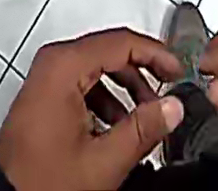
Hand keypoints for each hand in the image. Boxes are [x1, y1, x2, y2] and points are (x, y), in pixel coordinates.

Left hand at [0, 28, 185, 190]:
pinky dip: (107, 97)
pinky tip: (118, 127)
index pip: (123, 42)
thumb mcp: (101, 162)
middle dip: (143, 73)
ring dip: (126, 88)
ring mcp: (47, 76)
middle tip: (168, 91)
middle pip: (112, 50)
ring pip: (100, 66)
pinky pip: (85, 81)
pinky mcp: (45, 94)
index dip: (157, 54)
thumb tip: (174, 106)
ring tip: (145, 117)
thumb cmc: (39, 184)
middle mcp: (54, 61)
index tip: (179, 69)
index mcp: (66, 65)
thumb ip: (143, 129)